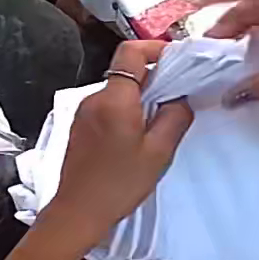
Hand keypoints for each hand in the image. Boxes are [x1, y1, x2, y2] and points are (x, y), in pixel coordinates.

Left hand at [37, 40, 193, 254]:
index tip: (177, 61)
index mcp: (113, 100)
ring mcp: (83, 114)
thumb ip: (175, 116)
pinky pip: (106, 107)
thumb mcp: (159, 151)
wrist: (78, 211)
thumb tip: (180, 96)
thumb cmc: (119, 183)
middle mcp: (93, 100)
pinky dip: (125, 110)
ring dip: (139, 96)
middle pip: (124, 72)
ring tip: (160, 119)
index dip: (156, 49)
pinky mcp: (80, 128)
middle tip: (178, 95)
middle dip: (153, 77)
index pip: (130, 52)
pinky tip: (138, 133)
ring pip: (116, 91)